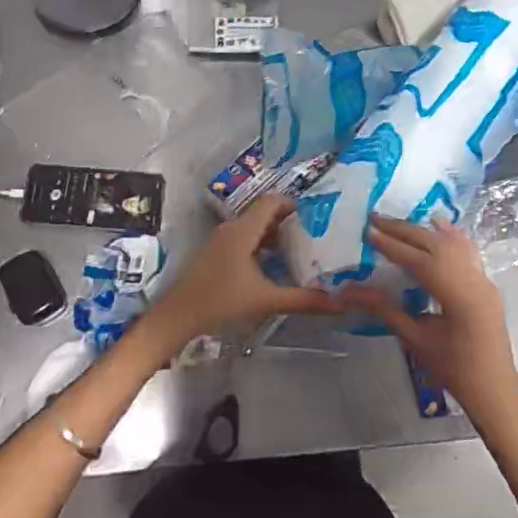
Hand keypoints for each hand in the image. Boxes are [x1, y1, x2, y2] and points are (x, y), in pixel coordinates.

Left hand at [141, 194, 336, 350]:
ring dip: (276, 237)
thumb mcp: (266, 300)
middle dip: (290, 223)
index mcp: (243, 231)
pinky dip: (262, 248)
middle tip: (316, 237)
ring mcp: (221, 242)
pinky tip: (276, 268)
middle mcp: (231, 230)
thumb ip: (303, 300)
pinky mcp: (216, 255)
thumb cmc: (220, 301)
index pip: (272, 201)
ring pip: (254, 230)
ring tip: (301, 252)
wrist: (178, 316)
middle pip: (264, 214)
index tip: (317, 218)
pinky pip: (244, 242)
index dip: (295, 205)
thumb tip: (339, 303)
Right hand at [339, 215, 515, 393]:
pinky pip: (468, 252)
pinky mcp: (486, 285)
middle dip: (405, 230)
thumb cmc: (452, 368)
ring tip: (400, 220)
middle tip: (376, 218)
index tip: (369, 232)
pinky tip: (440, 226)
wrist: (492, 386)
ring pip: (453, 244)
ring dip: (424, 230)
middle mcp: (474, 281)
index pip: (419, 261)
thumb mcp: (415, 339)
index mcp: (457, 296)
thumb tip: (353, 291)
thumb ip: (386, 309)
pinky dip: (451, 236)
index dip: (393, 245)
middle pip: (436, 245)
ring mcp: (484, 281)